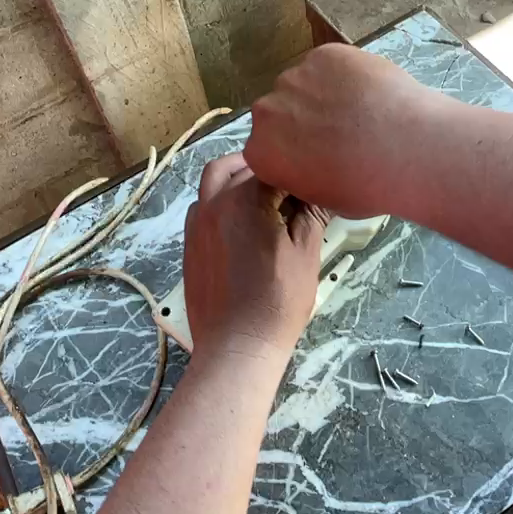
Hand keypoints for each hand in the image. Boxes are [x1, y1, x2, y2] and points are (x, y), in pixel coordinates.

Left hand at [182, 155, 324, 364]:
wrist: (236, 347)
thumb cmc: (276, 301)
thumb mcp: (305, 253)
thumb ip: (312, 213)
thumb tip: (323, 190)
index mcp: (244, 199)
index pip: (272, 166)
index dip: (295, 170)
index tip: (311, 180)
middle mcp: (214, 202)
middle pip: (239, 167)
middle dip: (265, 168)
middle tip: (290, 184)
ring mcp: (197, 223)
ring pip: (214, 181)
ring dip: (236, 178)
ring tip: (265, 196)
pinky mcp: (190, 244)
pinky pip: (203, 207)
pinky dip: (221, 201)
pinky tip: (243, 222)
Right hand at [244, 44, 450, 218]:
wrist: (406, 148)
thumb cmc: (367, 186)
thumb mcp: (325, 198)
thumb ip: (302, 175)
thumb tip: (310, 164)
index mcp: (261, 153)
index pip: (266, 148)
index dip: (290, 150)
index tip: (314, 154)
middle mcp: (267, 111)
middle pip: (279, 111)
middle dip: (300, 118)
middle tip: (338, 131)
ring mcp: (294, 77)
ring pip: (303, 83)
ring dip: (322, 93)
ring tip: (359, 110)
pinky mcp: (323, 54)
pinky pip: (328, 63)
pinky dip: (344, 73)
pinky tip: (368, 90)